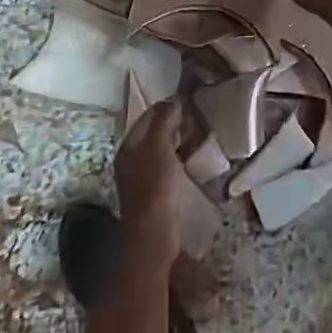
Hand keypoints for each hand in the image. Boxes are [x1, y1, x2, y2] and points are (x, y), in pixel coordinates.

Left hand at [115, 99, 183, 272]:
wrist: (153, 233)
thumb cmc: (155, 186)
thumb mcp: (160, 147)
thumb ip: (165, 121)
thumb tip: (176, 100)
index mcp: (130, 145)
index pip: (150, 114)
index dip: (169, 105)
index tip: (193, 101)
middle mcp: (132, 157)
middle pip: (155, 130)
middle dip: (176, 121)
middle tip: (200, 116)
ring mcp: (142, 174)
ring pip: (163, 146)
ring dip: (180, 137)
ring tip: (201, 133)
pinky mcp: (155, 189)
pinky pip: (169, 162)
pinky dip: (181, 154)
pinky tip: (195, 157)